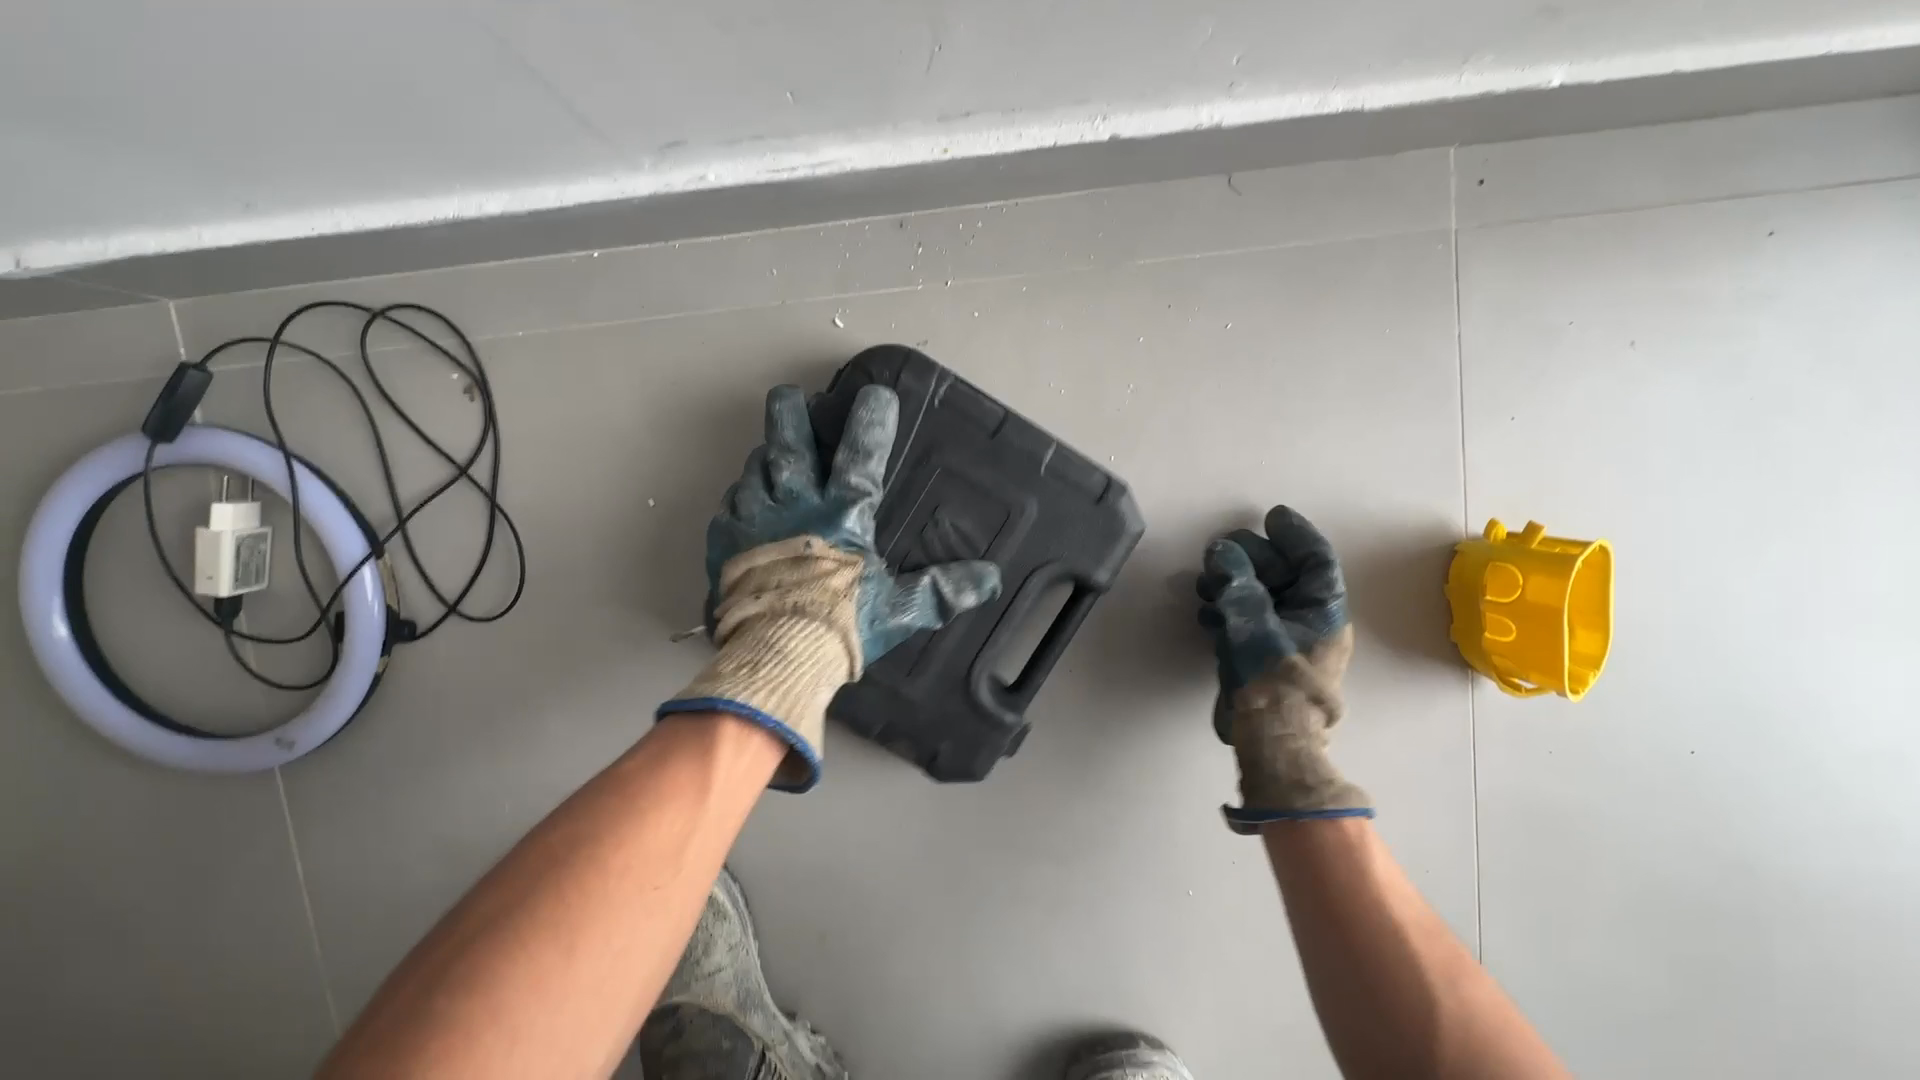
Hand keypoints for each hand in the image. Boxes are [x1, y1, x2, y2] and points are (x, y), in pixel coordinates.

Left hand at [659, 383, 1001, 790]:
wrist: (777, 654)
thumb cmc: (840, 624)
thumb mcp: (900, 608)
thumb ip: (942, 590)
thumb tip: (989, 579)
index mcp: (841, 513)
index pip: (860, 453)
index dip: (871, 421)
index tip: (876, 394)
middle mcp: (794, 505)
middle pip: (789, 445)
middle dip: (789, 415)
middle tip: (788, 394)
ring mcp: (753, 521)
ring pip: (753, 472)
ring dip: (763, 459)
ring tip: (769, 453)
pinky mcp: (724, 545)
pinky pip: (728, 509)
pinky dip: (738, 499)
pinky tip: (742, 502)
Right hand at [1196, 506, 1369, 832]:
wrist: (1273, 743)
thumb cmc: (1274, 682)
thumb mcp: (1254, 626)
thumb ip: (1238, 584)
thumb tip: (1222, 551)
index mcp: (1322, 612)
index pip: (1316, 560)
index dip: (1295, 535)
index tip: (1271, 517)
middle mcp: (1309, 623)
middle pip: (1283, 575)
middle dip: (1250, 558)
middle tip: (1220, 548)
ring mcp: (1286, 643)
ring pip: (1261, 598)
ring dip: (1232, 584)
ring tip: (1204, 582)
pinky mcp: (1264, 660)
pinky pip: (1247, 622)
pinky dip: (1227, 611)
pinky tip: (1205, 613)